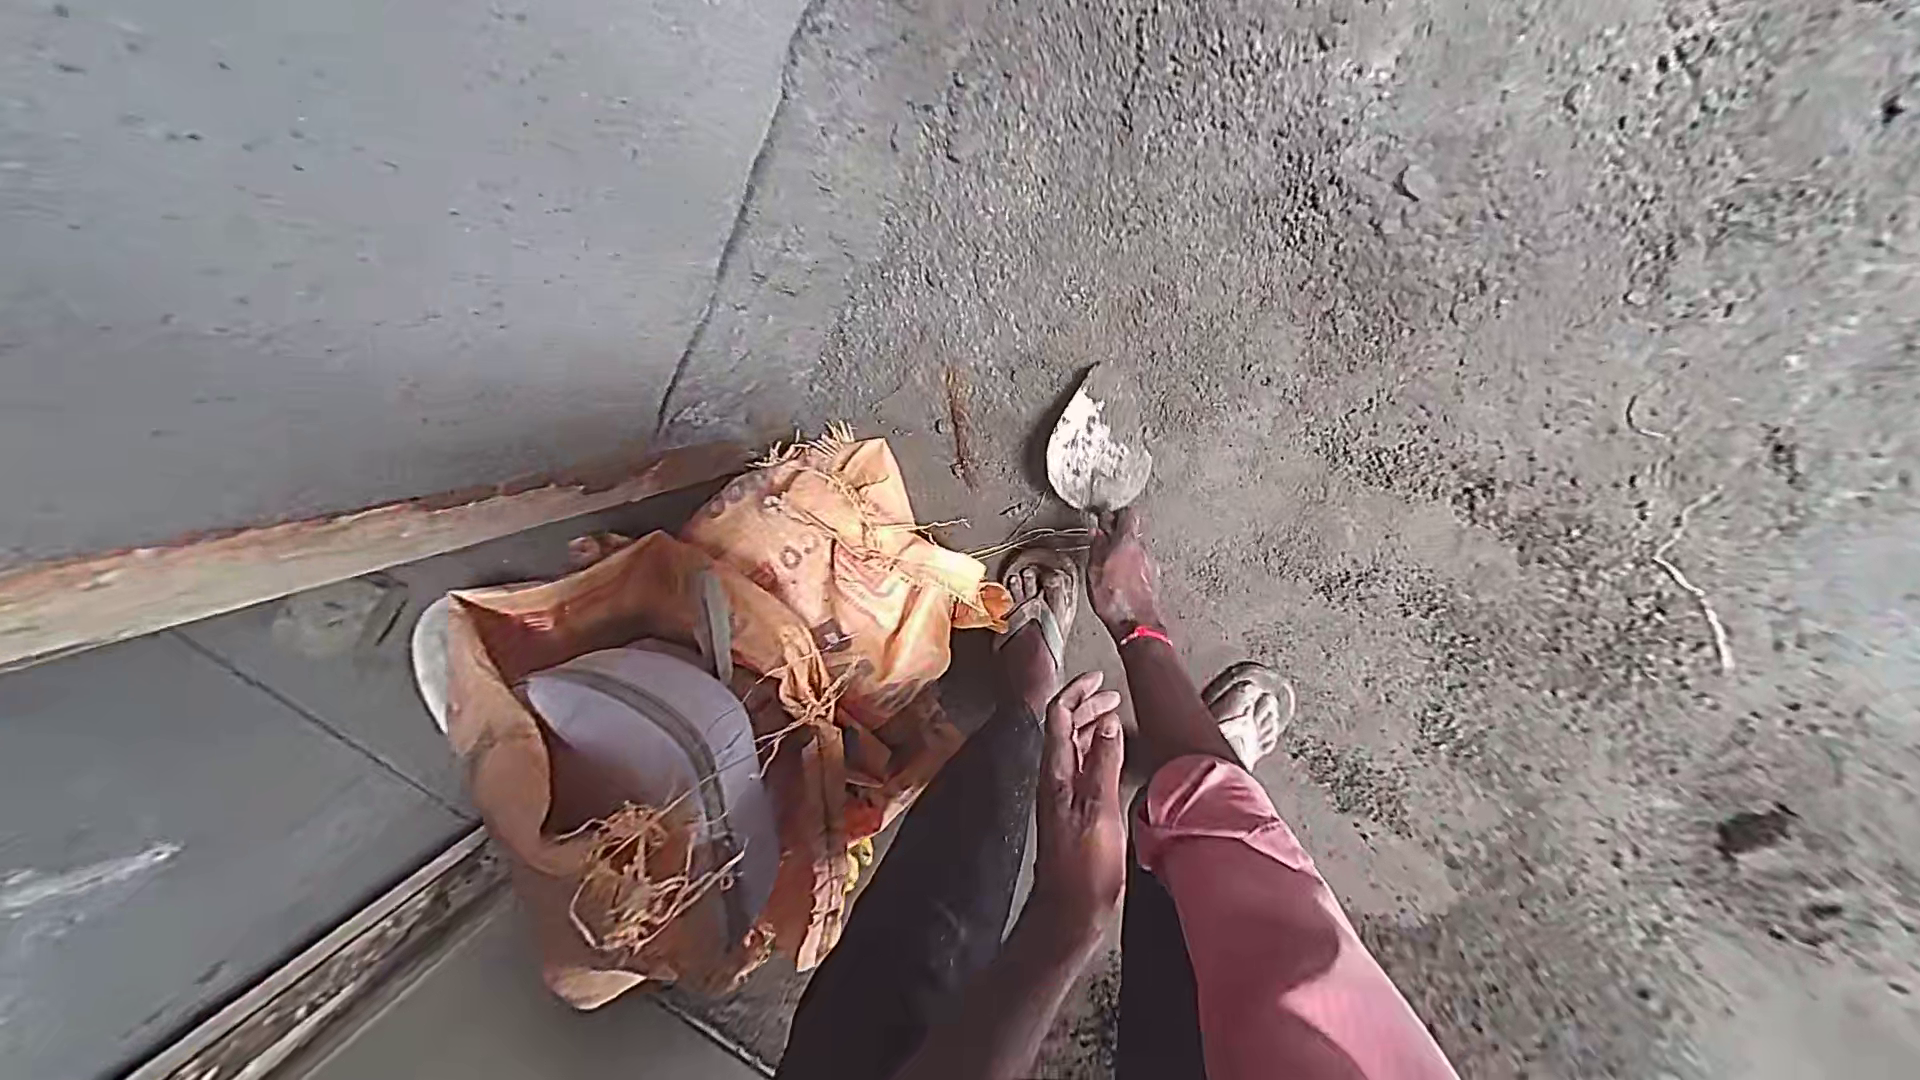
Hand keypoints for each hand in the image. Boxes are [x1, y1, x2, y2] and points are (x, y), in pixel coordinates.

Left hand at [1029, 671, 1126, 952]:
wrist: (1070, 906)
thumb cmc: (1085, 864)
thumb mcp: (1099, 808)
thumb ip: (1103, 763)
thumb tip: (1108, 723)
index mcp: (1056, 770)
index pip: (1058, 715)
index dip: (1076, 691)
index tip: (1097, 678)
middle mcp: (1054, 774)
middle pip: (1064, 725)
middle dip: (1086, 703)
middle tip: (1111, 693)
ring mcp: (1061, 790)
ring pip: (1073, 743)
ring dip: (1091, 724)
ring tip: (1114, 713)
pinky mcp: (1072, 804)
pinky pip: (1081, 763)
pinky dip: (1096, 747)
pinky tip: (1110, 750)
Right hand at [1088, 507, 1163, 636]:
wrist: (1137, 626)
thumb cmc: (1115, 601)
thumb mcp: (1094, 571)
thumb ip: (1096, 548)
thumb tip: (1097, 533)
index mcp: (1128, 543)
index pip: (1129, 514)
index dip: (1117, 513)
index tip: (1107, 516)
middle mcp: (1143, 550)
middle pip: (1135, 530)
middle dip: (1120, 531)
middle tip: (1106, 535)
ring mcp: (1151, 564)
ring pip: (1138, 547)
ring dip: (1126, 548)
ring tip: (1111, 557)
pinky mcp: (1153, 578)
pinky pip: (1142, 563)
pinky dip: (1132, 563)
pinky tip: (1122, 574)